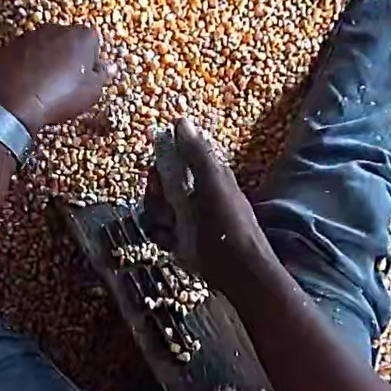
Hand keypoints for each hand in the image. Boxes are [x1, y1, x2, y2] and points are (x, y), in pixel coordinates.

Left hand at [0, 25, 114, 134]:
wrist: (16, 103)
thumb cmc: (60, 95)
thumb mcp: (92, 91)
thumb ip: (102, 75)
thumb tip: (107, 67)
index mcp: (81, 35)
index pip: (93, 43)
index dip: (90, 62)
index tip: (85, 78)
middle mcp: (55, 28)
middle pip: (68, 41)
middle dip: (68, 57)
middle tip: (66, 82)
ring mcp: (30, 36)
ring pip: (44, 45)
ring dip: (47, 60)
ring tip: (45, 85)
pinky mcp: (10, 46)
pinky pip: (24, 54)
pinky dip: (27, 64)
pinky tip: (27, 83)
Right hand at [142, 117, 276, 292]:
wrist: (236, 270)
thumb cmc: (228, 224)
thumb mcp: (213, 183)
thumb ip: (196, 154)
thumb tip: (181, 121)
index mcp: (205, 176)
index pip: (172, 161)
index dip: (160, 170)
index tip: (159, 180)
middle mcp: (193, 195)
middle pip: (158, 186)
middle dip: (156, 198)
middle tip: (167, 209)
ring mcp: (185, 218)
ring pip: (154, 209)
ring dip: (157, 219)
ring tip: (172, 230)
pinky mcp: (179, 239)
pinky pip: (157, 230)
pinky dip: (160, 236)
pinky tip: (171, 243)